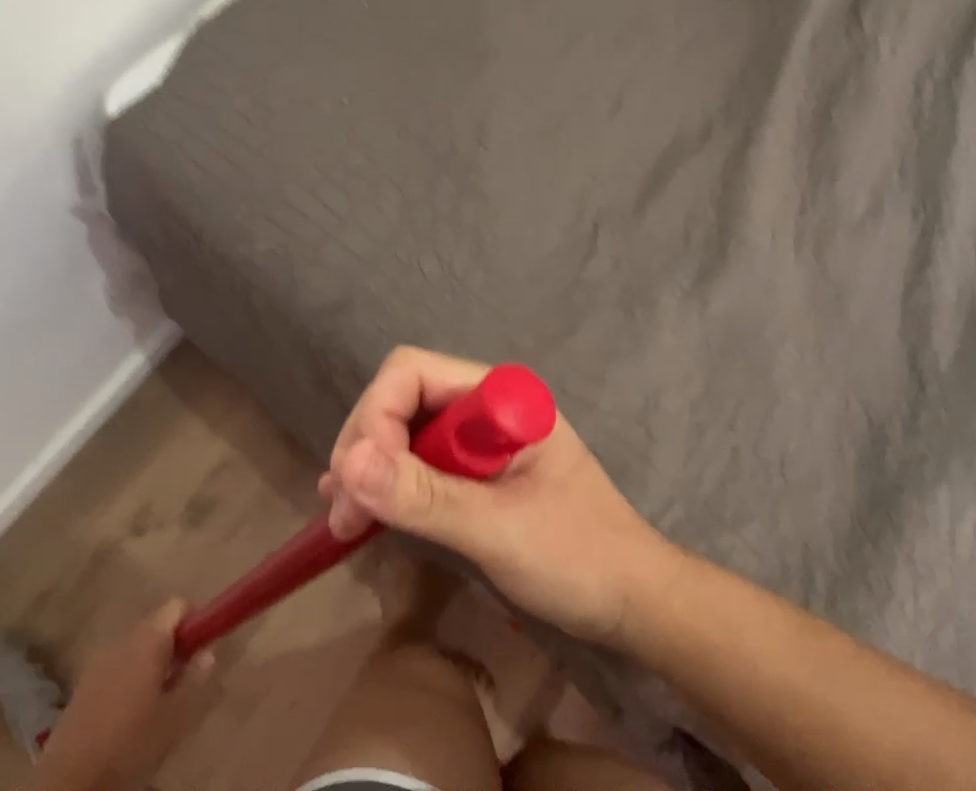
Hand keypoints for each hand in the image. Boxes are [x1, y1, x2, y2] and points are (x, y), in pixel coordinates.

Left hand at [29, 600, 211, 790]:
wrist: (71, 780)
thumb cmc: (132, 742)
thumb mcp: (175, 715)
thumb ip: (194, 678)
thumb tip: (207, 653)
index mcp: (147, 642)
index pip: (177, 607)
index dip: (197, 620)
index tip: (207, 645)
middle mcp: (121, 643)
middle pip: (157, 625)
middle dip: (177, 644)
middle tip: (190, 675)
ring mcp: (98, 663)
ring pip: (137, 647)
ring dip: (156, 661)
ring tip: (166, 696)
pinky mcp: (84, 685)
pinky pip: (119, 665)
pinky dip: (134, 674)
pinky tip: (137, 709)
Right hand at [318, 346, 679, 645]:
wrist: (633, 603)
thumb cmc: (580, 559)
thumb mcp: (498, 530)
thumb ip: (425, 497)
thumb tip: (347, 464)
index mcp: (503, 399)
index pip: (412, 373)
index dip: (375, 416)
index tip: (357, 479)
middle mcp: (485, 409)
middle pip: (400, 400)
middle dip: (365, 449)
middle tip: (342, 511)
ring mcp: (479, 442)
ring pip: (403, 435)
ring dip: (369, 472)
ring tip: (345, 521)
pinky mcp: (474, 477)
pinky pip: (417, 467)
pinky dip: (388, 489)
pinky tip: (365, 515)